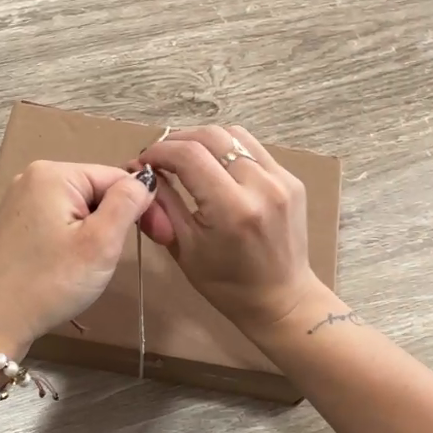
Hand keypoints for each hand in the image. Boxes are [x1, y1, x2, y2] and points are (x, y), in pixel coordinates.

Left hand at [0, 161, 155, 356]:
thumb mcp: (99, 243)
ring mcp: (20, 199)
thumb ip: (127, 203)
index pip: (117, 177)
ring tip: (94, 262)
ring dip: (96, 230)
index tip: (159, 236)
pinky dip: (74, 236)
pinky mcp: (15, 222)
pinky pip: (59, 218)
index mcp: (54, 173)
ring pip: (79, 206)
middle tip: (121, 255)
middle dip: (117, 218)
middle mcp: (33, 176)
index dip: (142, 205)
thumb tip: (145, 179)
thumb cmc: (49, 284)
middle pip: (97, 189)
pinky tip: (71, 262)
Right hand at [135, 125, 327, 338]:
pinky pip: (253, 148)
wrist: (282, 298)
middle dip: (178, 140)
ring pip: (234, 134)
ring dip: (204, 139)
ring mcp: (281, 179)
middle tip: (161, 156)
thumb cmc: (226, 284)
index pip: (189, 155)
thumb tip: (142, 171)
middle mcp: (261, 186)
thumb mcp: (184, 247)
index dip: (160, 151)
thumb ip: (164, 203)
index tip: (144, 160)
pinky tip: (215, 166)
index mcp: (232, 209)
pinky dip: (228, 150)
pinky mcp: (291, 179)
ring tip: (186, 156)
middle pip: (212, 136)